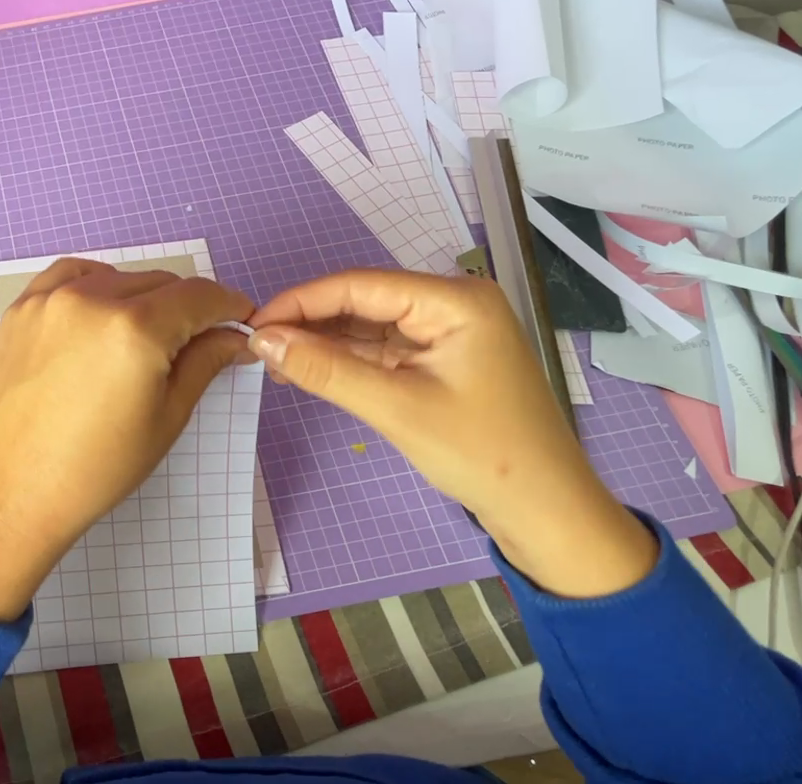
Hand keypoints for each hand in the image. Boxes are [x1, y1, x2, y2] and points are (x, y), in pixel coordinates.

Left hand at [0, 260, 253, 619]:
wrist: (16, 487)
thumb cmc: (98, 466)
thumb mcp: (167, 417)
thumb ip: (205, 362)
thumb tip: (236, 337)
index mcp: (135, 328)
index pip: (199, 295)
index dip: (228, 306)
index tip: (239, 320)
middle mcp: (92, 299)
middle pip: (160, 282)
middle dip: (185, 308)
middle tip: (191, 344)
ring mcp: (50, 299)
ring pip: (117, 277)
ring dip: (140, 297)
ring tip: (139, 338)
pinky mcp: (22, 308)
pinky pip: (69, 276)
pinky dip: (94, 286)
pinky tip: (98, 315)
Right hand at [247, 269, 655, 597]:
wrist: (549, 516)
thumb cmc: (483, 456)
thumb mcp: (395, 409)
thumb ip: (324, 369)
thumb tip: (261, 340)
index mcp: (455, 300)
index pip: (360, 286)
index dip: (300, 302)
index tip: (252, 324)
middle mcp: (453, 304)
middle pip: (363, 301)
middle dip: (309, 322)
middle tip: (259, 346)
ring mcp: (448, 332)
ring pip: (368, 325)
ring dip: (323, 341)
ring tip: (274, 361)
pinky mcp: (441, 360)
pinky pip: (381, 348)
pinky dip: (345, 359)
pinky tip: (308, 368)